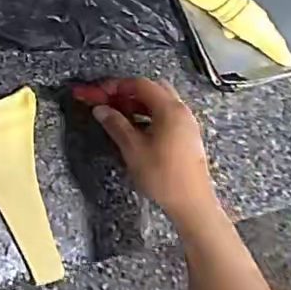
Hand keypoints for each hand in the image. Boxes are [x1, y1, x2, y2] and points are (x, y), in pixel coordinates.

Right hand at [74, 78, 225, 232]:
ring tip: (116, 115)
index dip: (116, 86)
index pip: (140, 85)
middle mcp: (181, 111)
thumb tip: (100, 109)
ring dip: (136, 104)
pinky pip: (165, 116)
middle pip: (151, 90)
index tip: (97, 93)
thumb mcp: (133, 149)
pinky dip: (147, 115)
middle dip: (126, 92)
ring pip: (158, 103)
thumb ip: (115, 124)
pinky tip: (133, 128)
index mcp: (170, 109)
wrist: (192, 204)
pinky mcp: (186, 137)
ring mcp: (186, 124)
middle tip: (107, 102)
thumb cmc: (163, 176)